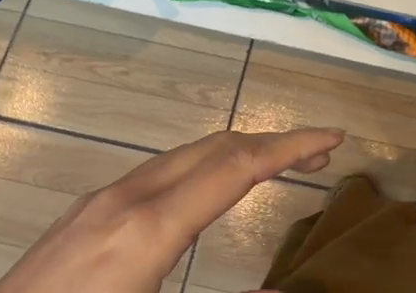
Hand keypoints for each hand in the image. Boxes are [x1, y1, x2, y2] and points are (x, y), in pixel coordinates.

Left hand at [0, 127, 343, 292]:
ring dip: (234, 154)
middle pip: (214, 147)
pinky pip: (156, 173)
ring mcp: (98, 201)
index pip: (237, 166)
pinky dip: (200, 170)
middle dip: (271, 142)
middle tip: (318, 154)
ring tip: (271, 170)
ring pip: (183, 156)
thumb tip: (280, 290)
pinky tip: (204, 194)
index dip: (292, 146)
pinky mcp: (81, 215)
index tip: (334, 138)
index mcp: (150, 228)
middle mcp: (126, 197)